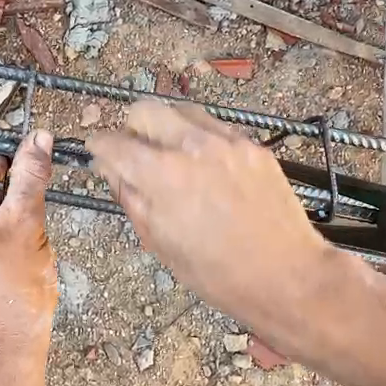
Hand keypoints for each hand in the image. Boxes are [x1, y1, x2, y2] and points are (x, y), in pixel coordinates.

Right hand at [88, 101, 342, 337]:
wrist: (286, 276)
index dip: (99, 147)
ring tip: (173, 156)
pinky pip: (215, 128)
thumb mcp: (158, 241)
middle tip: (135, 151)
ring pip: (180, 111)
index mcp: (161, 175)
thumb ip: (130, 196)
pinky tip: (207, 168)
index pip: (113, 142)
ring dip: (167, 127)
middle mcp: (191, 147)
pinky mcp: (252, 147)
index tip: (99, 153)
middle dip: (131, 127)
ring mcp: (226, 142)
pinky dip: (201, 140)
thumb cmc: (216, 272)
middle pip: (144, 109)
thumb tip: (112, 168)